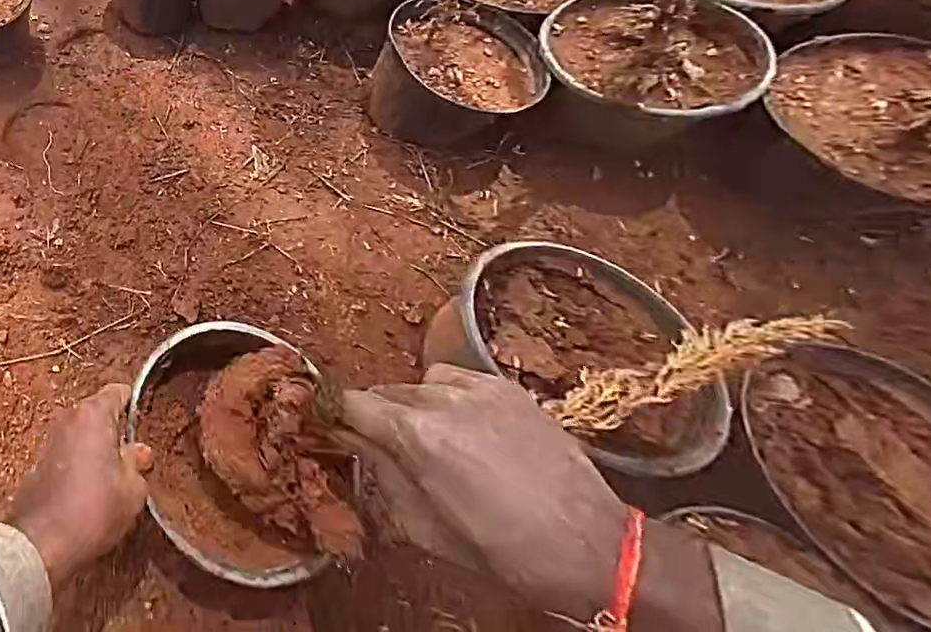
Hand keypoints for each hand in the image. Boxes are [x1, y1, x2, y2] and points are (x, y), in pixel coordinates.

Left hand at [10, 383, 152, 582]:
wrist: (41, 543)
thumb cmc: (93, 509)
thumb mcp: (132, 489)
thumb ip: (138, 462)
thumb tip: (140, 451)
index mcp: (94, 413)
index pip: (119, 392)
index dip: (135, 405)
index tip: (145, 425)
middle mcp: (70, 417)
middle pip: (100, 413)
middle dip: (117, 432)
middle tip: (135, 460)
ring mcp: (52, 437)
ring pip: (84, 433)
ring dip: (98, 448)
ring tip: (115, 480)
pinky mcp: (40, 460)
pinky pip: (69, 451)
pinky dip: (81, 462)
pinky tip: (91, 490)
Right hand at [339, 366, 721, 630]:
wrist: (598, 548)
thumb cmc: (510, 552)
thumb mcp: (429, 529)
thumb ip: (382, 476)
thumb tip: (352, 442)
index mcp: (417, 436)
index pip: (351, 403)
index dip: (336, 414)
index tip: (332, 425)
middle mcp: (440, 399)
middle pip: (383, 392)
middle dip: (377, 416)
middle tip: (389, 447)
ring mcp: (475, 387)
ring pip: (416, 383)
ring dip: (412, 405)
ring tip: (436, 438)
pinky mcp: (502, 385)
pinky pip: (452, 378)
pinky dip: (446, 395)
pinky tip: (466, 426)